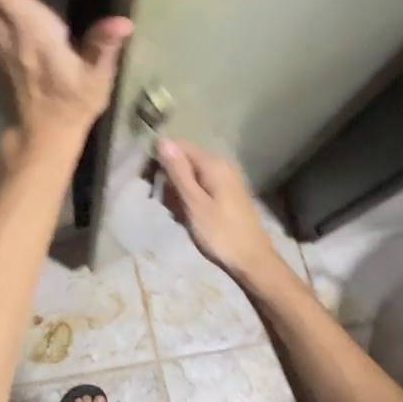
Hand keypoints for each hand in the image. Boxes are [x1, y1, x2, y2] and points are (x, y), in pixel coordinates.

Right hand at [155, 138, 281, 281]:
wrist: (252, 260)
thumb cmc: (220, 233)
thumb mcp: (193, 203)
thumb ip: (178, 172)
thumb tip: (162, 141)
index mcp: (213, 164)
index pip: (178, 145)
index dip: (160, 159)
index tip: (150, 181)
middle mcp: (221, 165)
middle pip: (184, 160)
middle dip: (170, 179)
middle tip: (167, 205)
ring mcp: (226, 179)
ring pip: (191, 175)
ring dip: (179, 192)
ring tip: (178, 214)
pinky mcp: (227, 192)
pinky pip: (201, 186)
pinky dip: (191, 198)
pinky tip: (189, 216)